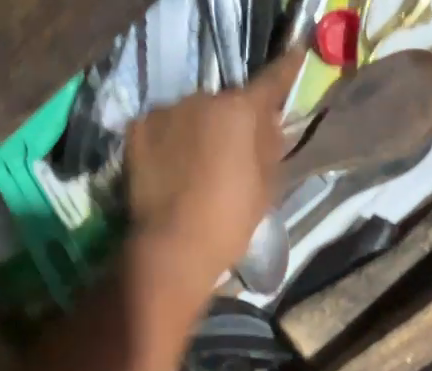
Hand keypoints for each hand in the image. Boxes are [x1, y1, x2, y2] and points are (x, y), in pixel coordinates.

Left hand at [124, 51, 302, 284]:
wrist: (172, 249)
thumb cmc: (229, 224)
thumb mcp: (265, 189)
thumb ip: (270, 147)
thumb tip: (271, 122)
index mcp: (239, 111)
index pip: (269, 82)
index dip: (284, 75)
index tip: (294, 61)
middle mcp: (201, 98)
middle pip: (224, 102)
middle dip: (231, 120)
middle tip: (233, 153)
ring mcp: (165, 111)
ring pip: (191, 113)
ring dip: (198, 130)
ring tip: (197, 167)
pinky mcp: (137, 129)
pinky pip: (163, 128)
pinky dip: (170, 141)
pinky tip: (172, 170)